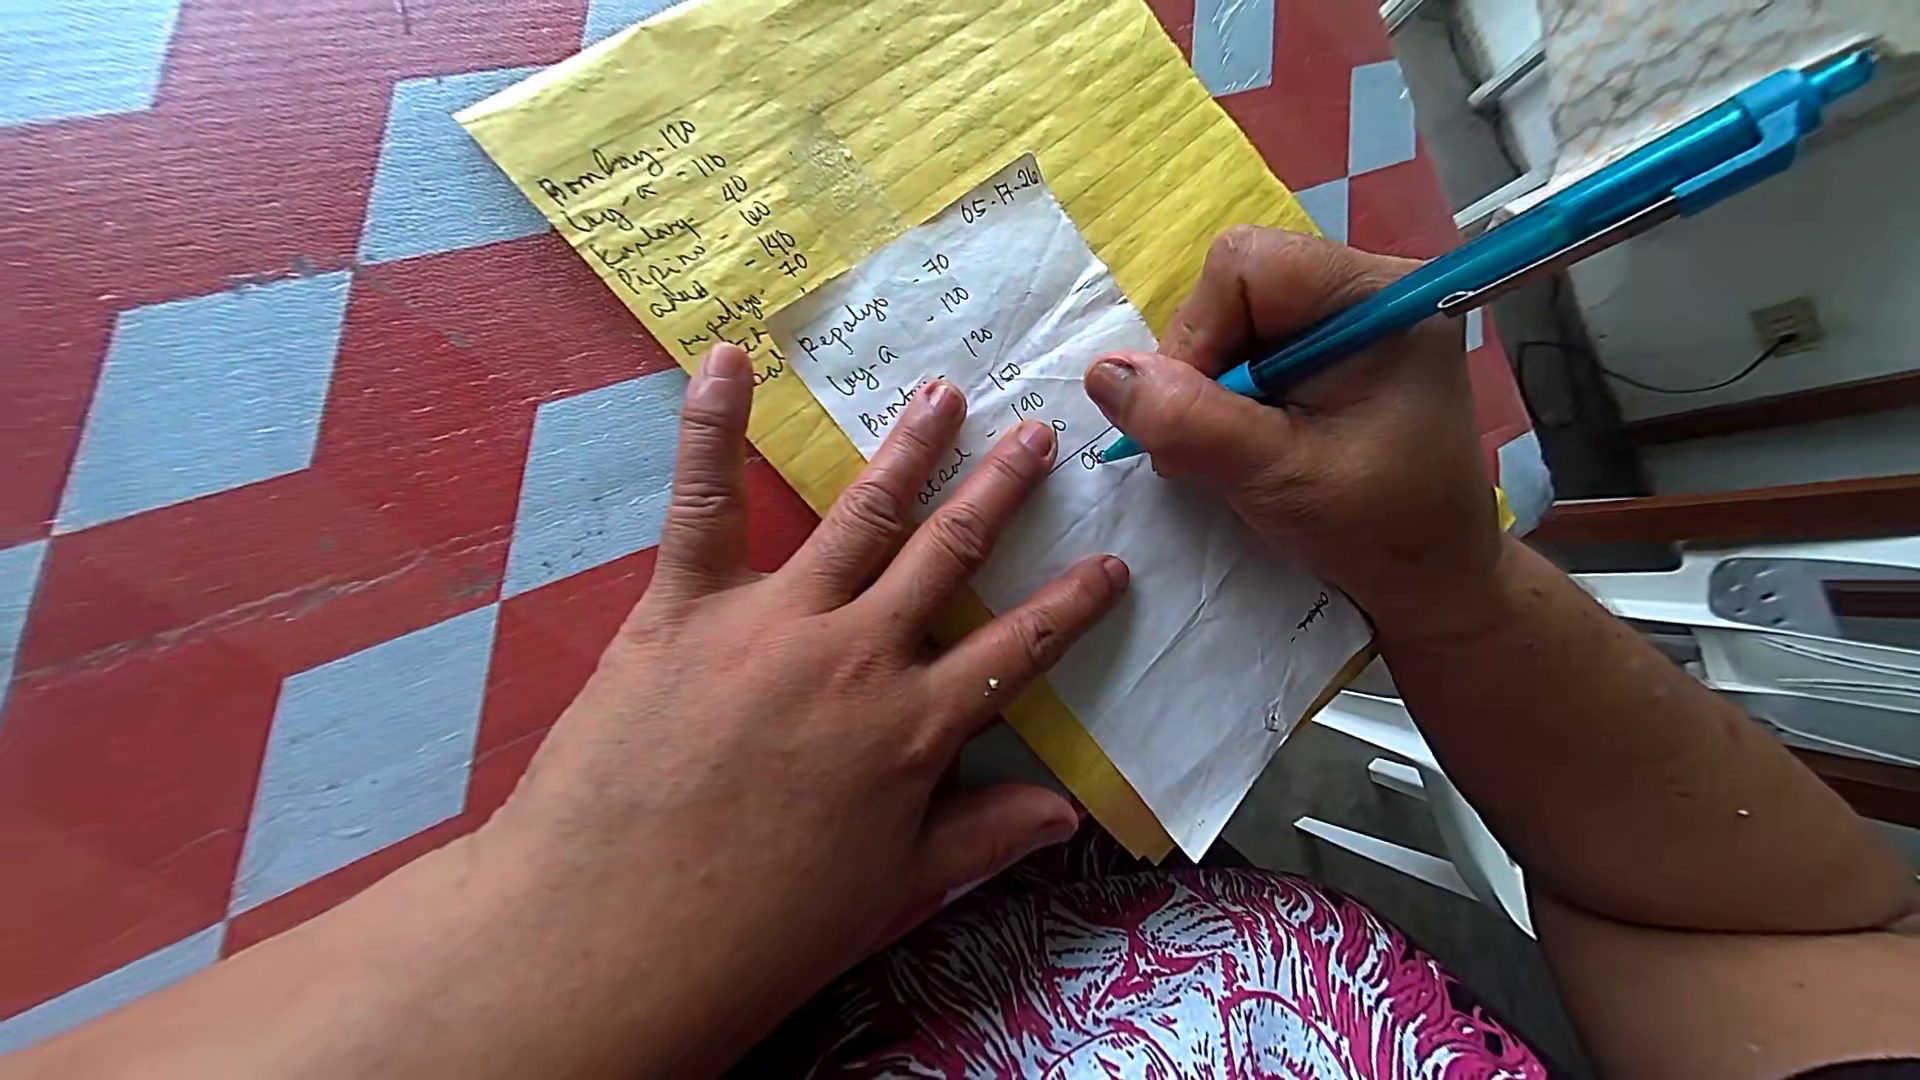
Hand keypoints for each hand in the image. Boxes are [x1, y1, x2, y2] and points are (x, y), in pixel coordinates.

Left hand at [480, 345, 1126, 1072]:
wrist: (606, 946)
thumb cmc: (762, 927)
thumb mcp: (893, 890)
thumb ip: (984, 835)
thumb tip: (1070, 813)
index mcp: (912, 728)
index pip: (1019, 651)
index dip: (1072, 607)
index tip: (1111, 563)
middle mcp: (858, 655)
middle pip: (949, 555)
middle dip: (999, 492)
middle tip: (1034, 437)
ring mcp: (774, 620)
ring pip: (861, 514)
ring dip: (911, 450)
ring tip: (943, 395)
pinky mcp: (686, 606)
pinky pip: (705, 503)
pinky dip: (711, 428)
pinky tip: (729, 362)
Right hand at [1082, 227, 1501, 642]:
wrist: (1422, 574)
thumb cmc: (1373, 527)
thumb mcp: (1275, 476)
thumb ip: (1188, 422)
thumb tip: (1102, 373)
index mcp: (1373, 301)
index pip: (1245, 266)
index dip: (1199, 336)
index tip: (1197, 415)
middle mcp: (1356, 295)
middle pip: (1227, 292)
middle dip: (1196, 371)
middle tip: (1207, 443)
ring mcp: (1336, 326)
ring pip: (1221, 326)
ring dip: (1199, 392)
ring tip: (1226, 452)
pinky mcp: (1316, 358)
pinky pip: (1233, 353)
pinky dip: (1213, 401)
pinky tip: (1235, 441)